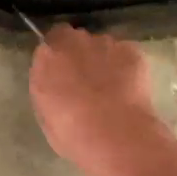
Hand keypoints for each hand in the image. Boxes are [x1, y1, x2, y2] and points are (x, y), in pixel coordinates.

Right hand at [29, 25, 174, 175]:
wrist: (115, 135)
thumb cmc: (71, 131)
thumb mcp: (45, 111)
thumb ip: (48, 85)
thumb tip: (57, 80)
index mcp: (48, 54)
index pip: (51, 41)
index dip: (59, 56)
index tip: (63, 72)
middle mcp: (76, 41)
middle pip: (77, 40)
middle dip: (81, 56)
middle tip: (87, 82)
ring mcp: (106, 43)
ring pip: (103, 47)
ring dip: (105, 61)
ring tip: (112, 90)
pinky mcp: (132, 51)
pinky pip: (125, 55)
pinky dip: (127, 68)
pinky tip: (129, 90)